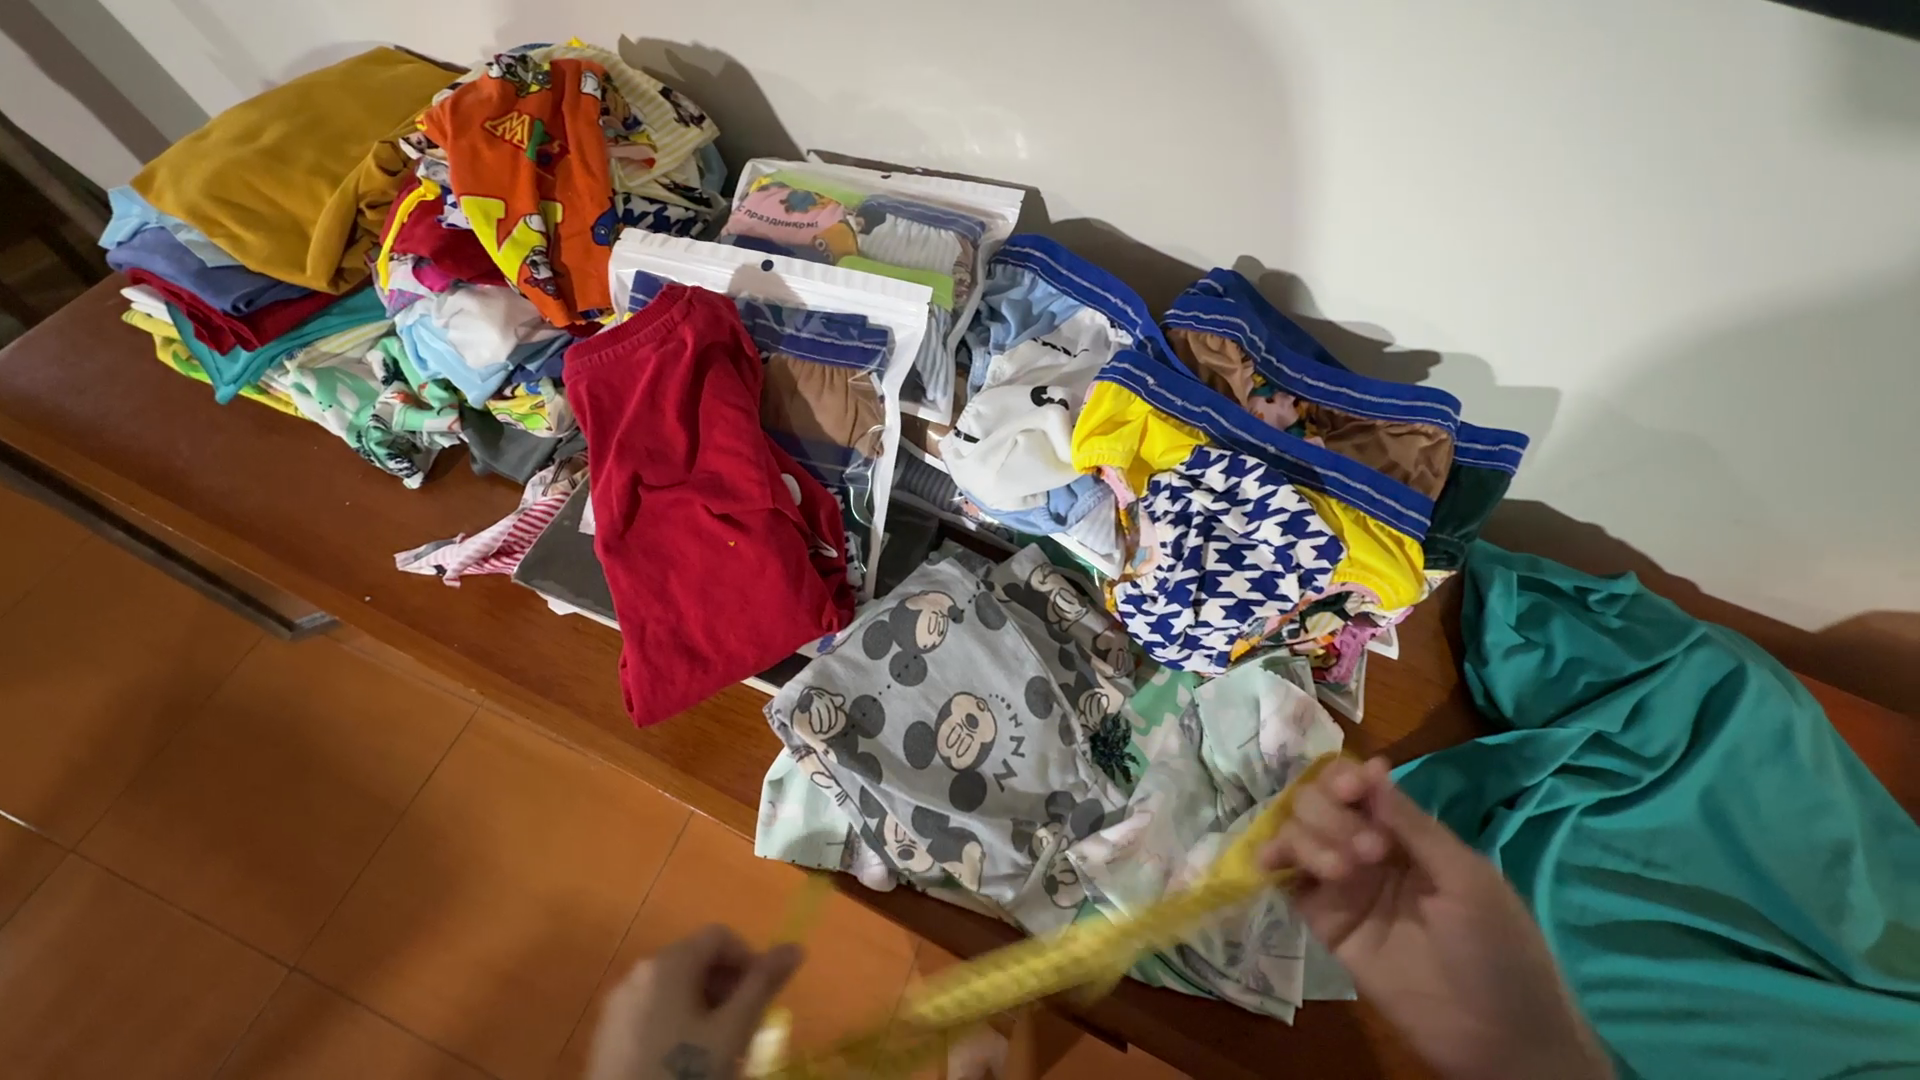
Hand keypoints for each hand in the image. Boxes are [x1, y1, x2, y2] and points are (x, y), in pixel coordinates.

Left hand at [586, 925, 802, 1079]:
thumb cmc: (683, 1077)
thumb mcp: (732, 1032)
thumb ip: (763, 984)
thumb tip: (795, 947)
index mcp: (668, 964)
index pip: (720, 937)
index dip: (749, 960)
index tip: (763, 998)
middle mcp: (639, 974)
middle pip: (697, 960)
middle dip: (729, 986)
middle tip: (747, 1026)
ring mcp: (618, 1007)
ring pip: (676, 989)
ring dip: (707, 1007)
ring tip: (721, 1049)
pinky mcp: (607, 1038)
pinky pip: (654, 1012)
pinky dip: (679, 1024)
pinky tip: (686, 1063)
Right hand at [1262, 757, 1612, 1079]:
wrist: (1497, 1039)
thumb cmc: (1500, 951)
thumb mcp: (1466, 879)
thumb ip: (1412, 825)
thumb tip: (1370, 767)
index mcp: (1407, 833)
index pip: (1359, 786)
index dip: (1345, 777)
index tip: (1351, 789)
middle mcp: (1367, 848)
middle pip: (1320, 802)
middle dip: (1334, 815)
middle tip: (1369, 852)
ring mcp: (1343, 884)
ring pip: (1298, 832)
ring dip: (1310, 838)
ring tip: (1342, 872)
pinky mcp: (1323, 920)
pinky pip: (1287, 879)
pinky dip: (1272, 860)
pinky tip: (1271, 863)